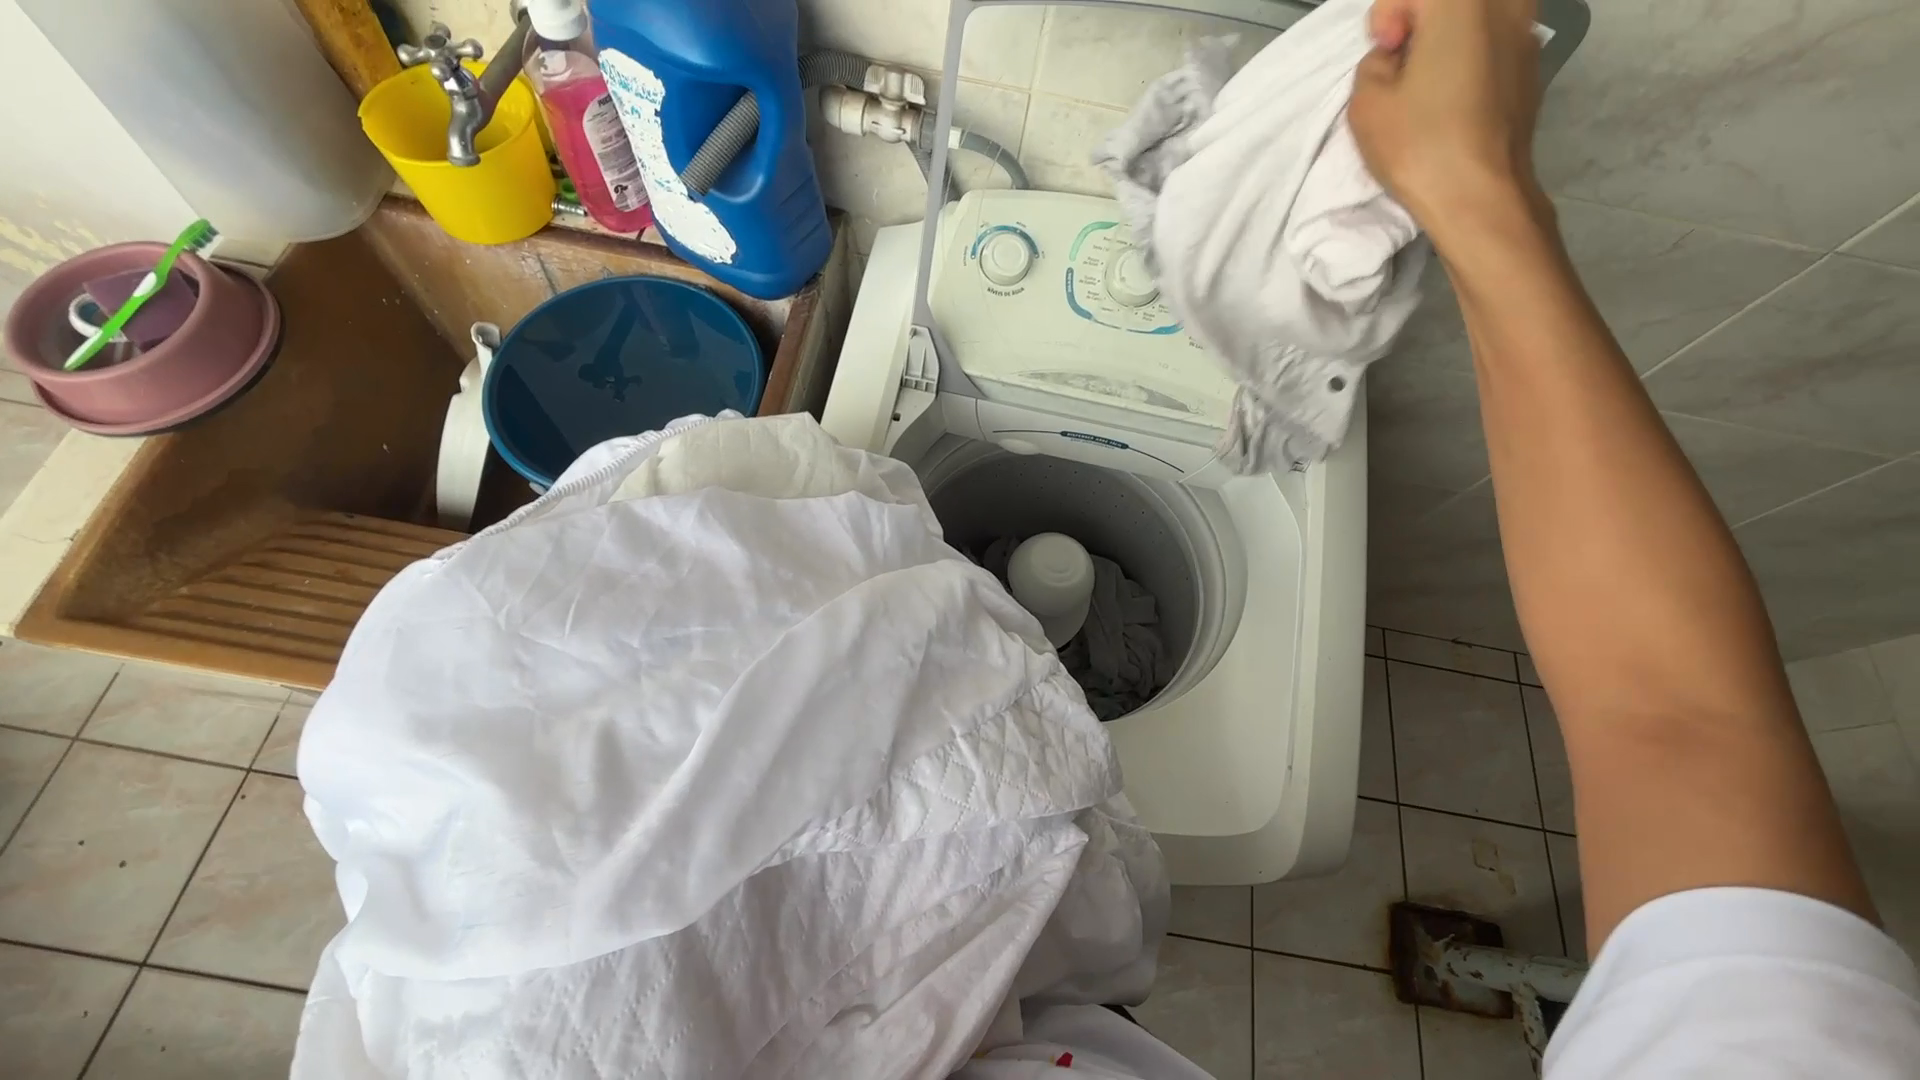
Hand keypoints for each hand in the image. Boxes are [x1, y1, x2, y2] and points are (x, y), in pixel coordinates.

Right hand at [1350, 0, 1549, 250]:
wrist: (1480, 196)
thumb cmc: (1419, 146)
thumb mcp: (1366, 103)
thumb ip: (1375, 63)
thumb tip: (1398, 56)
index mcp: (1461, 3)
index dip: (1387, 16)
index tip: (1385, 53)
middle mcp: (1504, 5)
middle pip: (1450, 4)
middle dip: (1421, 22)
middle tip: (1404, 62)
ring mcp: (1526, 33)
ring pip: (1478, 16)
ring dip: (1448, 38)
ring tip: (1430, 81)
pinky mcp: (1531, 67)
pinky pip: (1495, 39)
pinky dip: (1471, 55)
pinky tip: (1455, 98)